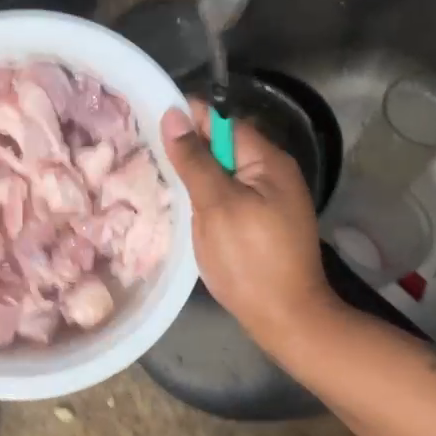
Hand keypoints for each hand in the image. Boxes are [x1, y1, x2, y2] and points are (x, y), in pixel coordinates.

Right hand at [160, 98, 334, 342]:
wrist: (288, 320)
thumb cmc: (250, 260)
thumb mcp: (216, 205)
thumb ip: (194, 159)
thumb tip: (173, 115)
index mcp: (268, 161)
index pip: (223, 123)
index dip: (189, 120)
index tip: (150, 121)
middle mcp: (273, 173)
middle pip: (224, 146)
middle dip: (189, 148)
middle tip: (147, 153)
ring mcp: (270, 200)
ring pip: (225, 172)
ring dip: (196, 174)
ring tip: (159, 177)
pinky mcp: (263, 223)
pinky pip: (230, 195)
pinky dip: (207, 195)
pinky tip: (185, 206)